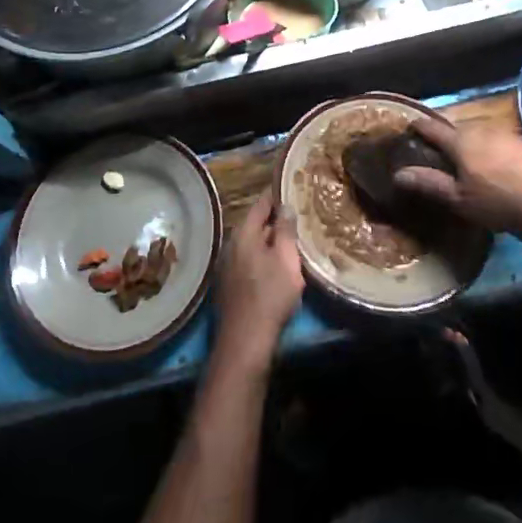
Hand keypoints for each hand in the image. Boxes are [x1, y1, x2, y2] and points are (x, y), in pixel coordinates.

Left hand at [214, 192, 302, 365]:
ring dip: (267, 238)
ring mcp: (226, 264)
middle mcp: (230, 244)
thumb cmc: (270, 295)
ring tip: (288, 237)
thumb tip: (285, 206)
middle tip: (295, 212)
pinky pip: (247, 259)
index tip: (288, 185)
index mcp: (243, 234)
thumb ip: (285, 231)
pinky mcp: (228, 283)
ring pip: (251, 243)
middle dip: (273, 218)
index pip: (260, 205)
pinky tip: (274, 263)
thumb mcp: (286, 260)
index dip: (275, 194)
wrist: (246, 337)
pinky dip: (261, 255)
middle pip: (254, 224)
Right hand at [392, 117, 521, 238]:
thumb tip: (398, 173)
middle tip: (440, 160)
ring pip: (483, 141)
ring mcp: (510, 137)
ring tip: (474, 176)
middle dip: (449, 143)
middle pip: (459, 133)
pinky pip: (504, 151)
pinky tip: (505, 187)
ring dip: (475, 154)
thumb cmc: (503, 199)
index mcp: (460, 141)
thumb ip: (429, 184)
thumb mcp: (460, 199)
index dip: (418, 128)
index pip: (432, 128)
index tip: (408, 127)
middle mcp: (483, 131)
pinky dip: (498, 163)